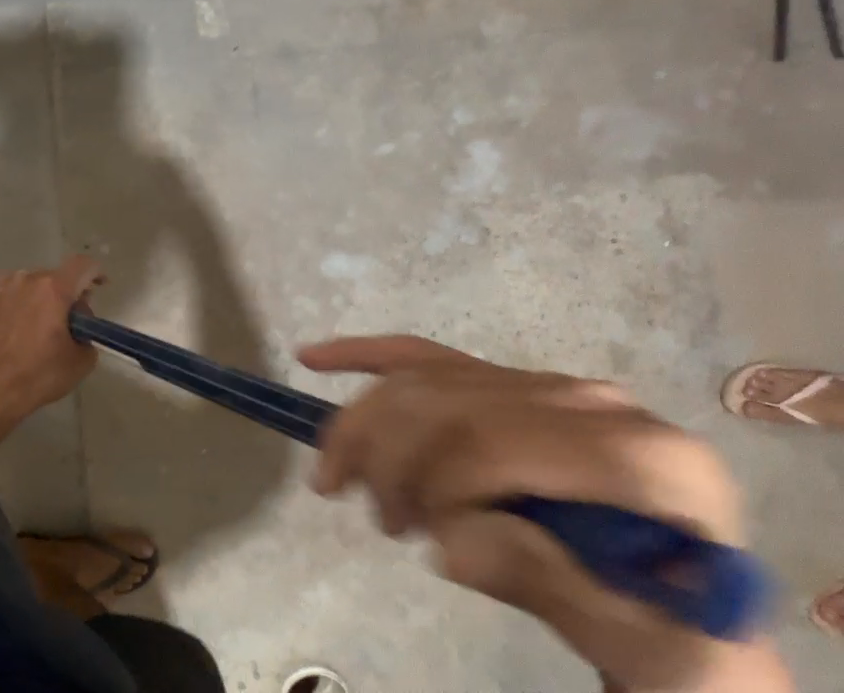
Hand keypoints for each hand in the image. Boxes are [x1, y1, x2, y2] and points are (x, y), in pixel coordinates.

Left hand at [0, 256, 104, 421]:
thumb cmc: (39, 374)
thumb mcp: (81, 360)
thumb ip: (87, 334)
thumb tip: (77, 326)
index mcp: (54, 289)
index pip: (82, 265)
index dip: (96, 273)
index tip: (99, 287)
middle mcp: (27, 279)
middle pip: (56, 277)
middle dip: (67, 294)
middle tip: (70, 322)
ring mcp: (2, 287)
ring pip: (31, 284)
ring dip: (42, 298)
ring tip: (42, 326)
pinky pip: (11, 293)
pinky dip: (21, 303)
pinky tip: (20, 325)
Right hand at [300, 335, 774, 692]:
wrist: (681, 610)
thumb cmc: (663, 630)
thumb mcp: (628, 635)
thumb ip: (547, 581)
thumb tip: (449, 539)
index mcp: (643, 459)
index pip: (498, 440)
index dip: (435, 482)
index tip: (407, 535)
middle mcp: (597, 403)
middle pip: (450, 401)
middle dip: (385, 452)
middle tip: (372, 517)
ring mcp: (555, 387)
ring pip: (425, 379)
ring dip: (364, 424)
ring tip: (342, 480)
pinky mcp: (518, 385)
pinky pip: (430, 358)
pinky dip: (366, 357)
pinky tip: (311, 357)